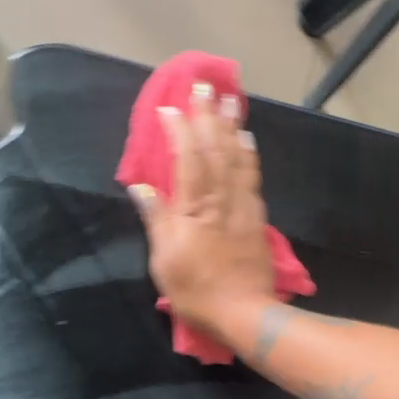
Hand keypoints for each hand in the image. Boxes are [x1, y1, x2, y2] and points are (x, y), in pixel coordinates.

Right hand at [129, 83, 275, 332]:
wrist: (244, 313)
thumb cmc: (197, 292)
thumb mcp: (165, 261)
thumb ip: (157, 219)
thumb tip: (142, 187)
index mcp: (193, 209)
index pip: (186, 159)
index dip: (178, 130)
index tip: (169, 108)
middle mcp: (219, 200)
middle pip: (214, 149)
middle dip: (207, 116)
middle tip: (204, 85)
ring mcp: (241, 207)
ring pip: (236, 158)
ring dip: (230, 127)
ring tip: (228, 100)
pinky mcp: (256, 219)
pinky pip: (251, 176)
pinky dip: (247, 154)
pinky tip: (246, 140)